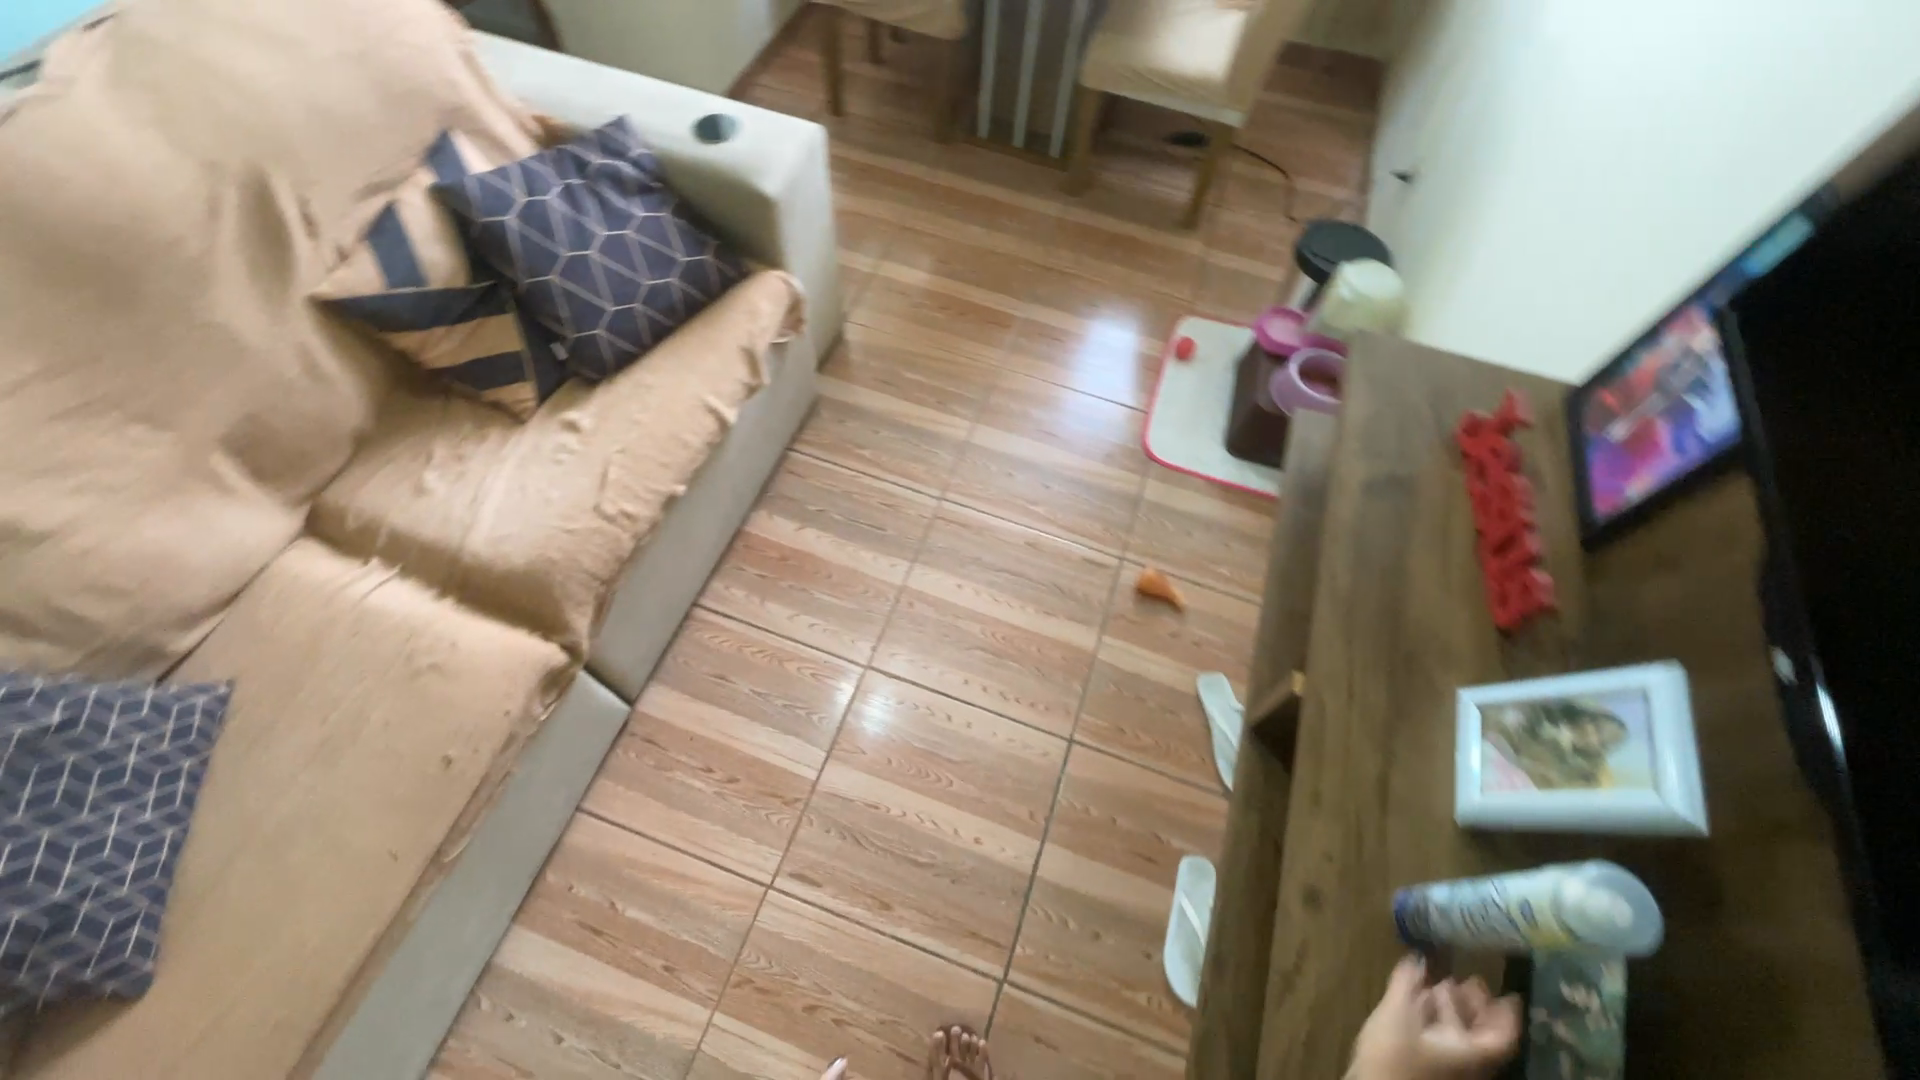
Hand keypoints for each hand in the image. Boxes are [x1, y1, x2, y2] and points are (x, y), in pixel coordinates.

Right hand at [1348, 955, 1522, 1079]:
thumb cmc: (1392, 1055)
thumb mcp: (1396, 1013)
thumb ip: (1407, 984)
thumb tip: (1418, 957)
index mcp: (1467, 1051)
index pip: (1501, 1037)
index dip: (1508, 1016)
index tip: (1510, 994)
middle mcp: (1463, 1061)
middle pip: (1481, 1034)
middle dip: (1478, 1006)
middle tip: (1472, 980)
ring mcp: (1445, 1064)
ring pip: (1460, 1036)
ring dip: (1455, 1010)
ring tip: (1442, 984)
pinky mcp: (1426, 1065)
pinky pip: (1441, 1039)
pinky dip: (1436, 1019)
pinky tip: (1419, 1003)